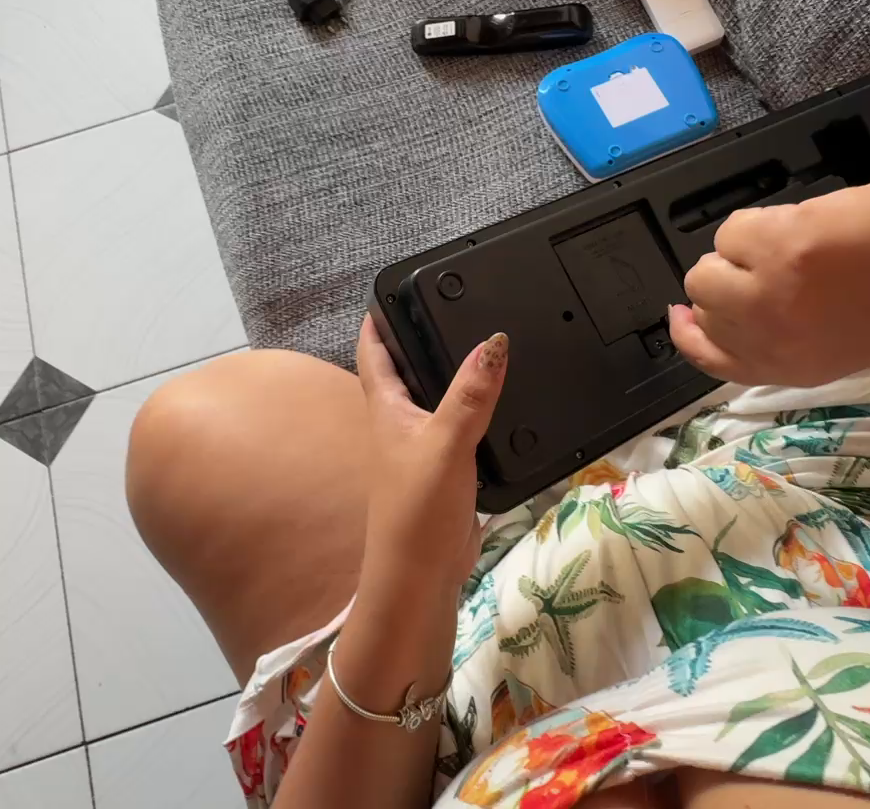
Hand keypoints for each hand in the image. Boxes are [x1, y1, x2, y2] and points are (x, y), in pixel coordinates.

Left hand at [354, 315, 508, 592]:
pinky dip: (470, 409)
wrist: (420, 577)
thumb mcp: (447, 441)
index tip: (389, 291)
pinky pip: (455, 426)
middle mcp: (398, 423)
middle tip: (446, 309)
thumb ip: (471, 393)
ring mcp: (419, 449)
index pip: (373, 354)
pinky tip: (495, 405)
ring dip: (446, 374)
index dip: (376, 322)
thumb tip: (494, 340)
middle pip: (402, 371)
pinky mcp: (442, 470)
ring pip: (431, 398)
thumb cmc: (418, 507)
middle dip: (416, 341)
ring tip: (476, 346)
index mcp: (386, 409)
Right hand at [668, 171, 869, 386]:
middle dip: (721, 285)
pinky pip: (730, 231)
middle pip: (703, 310)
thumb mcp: (845, 343)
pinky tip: (799, 225)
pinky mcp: (772, 246)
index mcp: (792, 368)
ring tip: (787, 244)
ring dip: (737, 253)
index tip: (682, 315)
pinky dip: (756, 224)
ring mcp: (765, 292)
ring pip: (706, 270)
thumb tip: (738, 309)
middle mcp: (768, 338)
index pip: (711, 361)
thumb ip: (786, 336)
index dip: (689, 336)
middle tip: (758, 266)